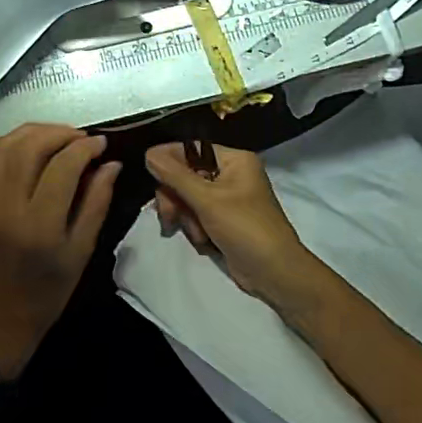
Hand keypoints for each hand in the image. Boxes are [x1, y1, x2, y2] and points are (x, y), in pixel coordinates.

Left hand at [0, 124, 120, 379]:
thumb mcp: (83, 249)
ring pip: (6, 145)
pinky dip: (8, 142)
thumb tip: (111, 163)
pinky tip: (29, 146)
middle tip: (82, 138)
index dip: (85, 148)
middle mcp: (8, 206)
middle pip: (30, 147)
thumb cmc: (50, 287)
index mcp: (40, 225)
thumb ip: (97, 202)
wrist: (2, 311)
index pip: (63, 167)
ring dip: (35, 132)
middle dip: (60, 133)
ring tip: (60, 137)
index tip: (102, 144)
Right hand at [143, 143, 332, 314]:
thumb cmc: (245, 228)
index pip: (192, 149)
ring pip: (188, 198)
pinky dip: (195, 228)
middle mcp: (231, 174)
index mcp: (234, 160)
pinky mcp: (223, 220)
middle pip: (186, 175)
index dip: (168, 159)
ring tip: (197, 234)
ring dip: (186, 217)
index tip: (147, 170)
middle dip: (176, 197)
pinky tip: (204, 242)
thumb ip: (175, 176)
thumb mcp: (207, 200)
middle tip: (169, 216)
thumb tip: (149, 153)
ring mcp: (227, 199)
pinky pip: (196, 215)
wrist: (274, 273)